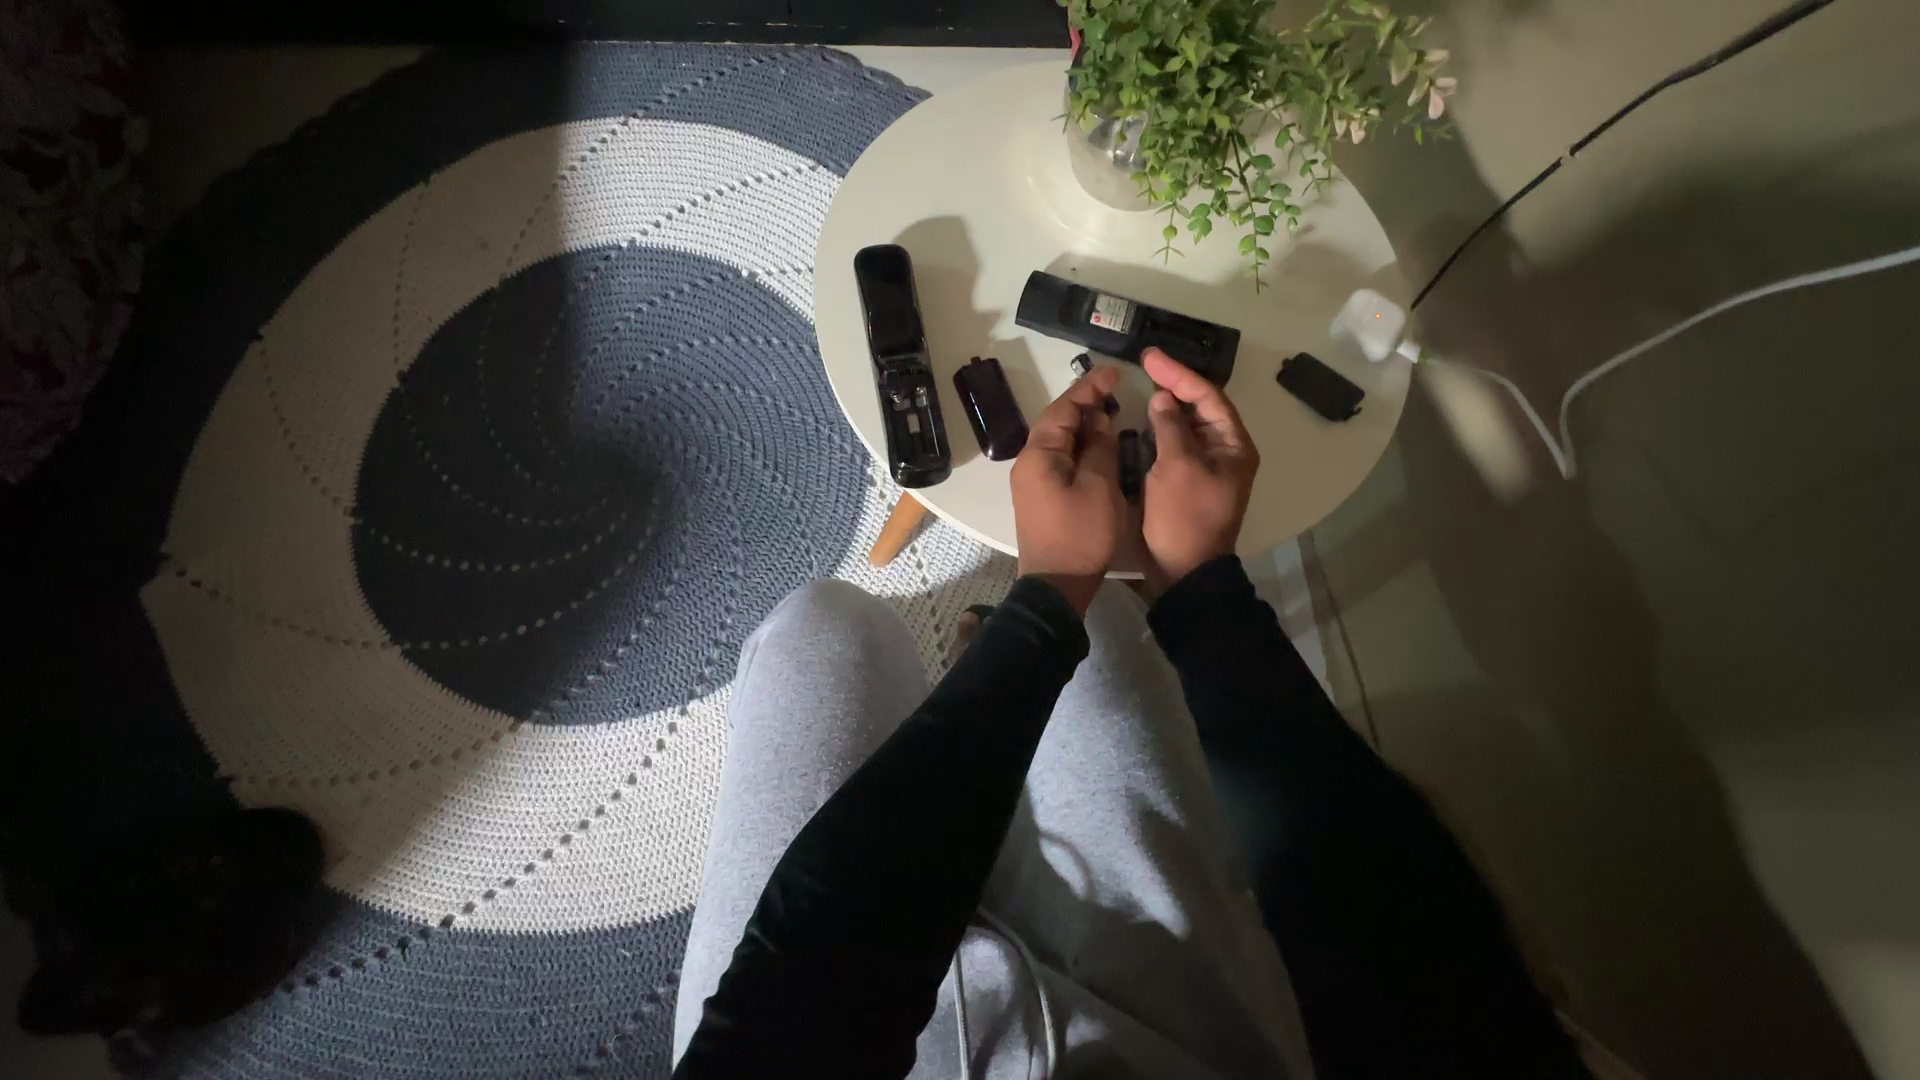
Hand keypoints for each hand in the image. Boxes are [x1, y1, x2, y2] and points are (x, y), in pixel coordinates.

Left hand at [1011, 365, 1125, 614]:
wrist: (1058, 585)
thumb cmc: (1081, 535)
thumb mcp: (1099, 487)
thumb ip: (1099, 448)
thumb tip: (1099, 422)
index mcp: (1038, 456)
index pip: (1062, 409)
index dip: (1088, 389)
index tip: (1115, 373)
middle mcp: (1028, 463)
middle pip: (1056, 423)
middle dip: (1085, 405)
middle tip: (1116, 392)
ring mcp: (1032, 482)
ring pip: (1059, 443)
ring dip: (1084, 427)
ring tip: (1112, 414)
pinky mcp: (1042, 497)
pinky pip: (1060, 461)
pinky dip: (1080, 449)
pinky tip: (1100, 447)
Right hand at [1141, 347, 1259, 591]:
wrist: (1183, 570)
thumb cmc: (1185, 516)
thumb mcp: (1178, 466)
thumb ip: (1171, 427)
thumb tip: (1163, 400)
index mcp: (1233, 446)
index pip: (1208, 397)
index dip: (1179, 375)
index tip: (1150, 358)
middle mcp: (1223, 452)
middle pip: (1199, 409)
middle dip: (1173, 386)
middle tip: (1144, 365)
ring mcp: (1204, 468)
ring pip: (1185, 427)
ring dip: (1164, 408)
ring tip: (1141, 387)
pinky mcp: (1184, 482)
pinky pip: (1173, 447)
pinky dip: (1157, 432)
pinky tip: (1140, 422)